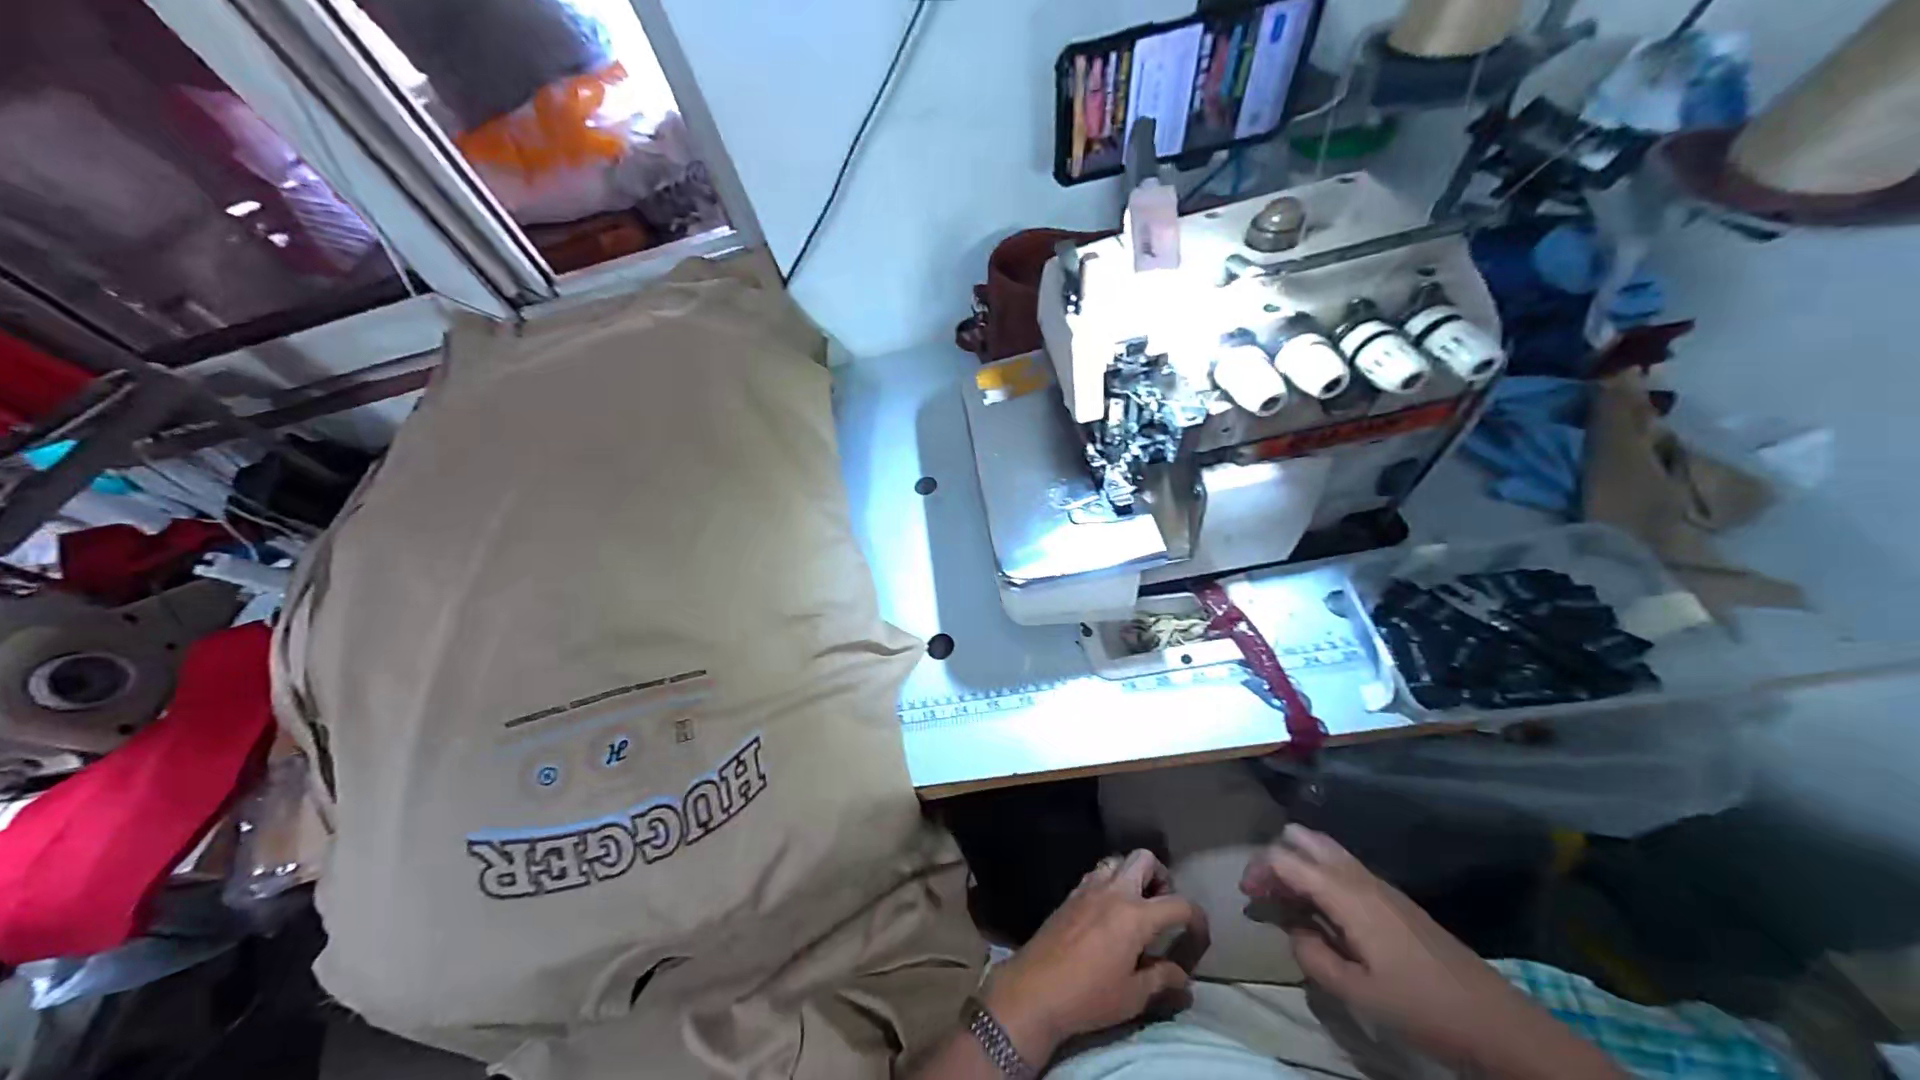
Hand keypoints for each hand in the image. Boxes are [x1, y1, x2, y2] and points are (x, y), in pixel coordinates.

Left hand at [982, 850, 1210, 1064]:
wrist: (1034, 990)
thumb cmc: (1089, 996)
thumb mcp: (1134, 996)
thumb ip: (1162, 979)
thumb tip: (1182, 977)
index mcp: (1136, 915)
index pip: (1179, 904)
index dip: (1197, 918)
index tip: (1199, 936)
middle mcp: (1113, 891)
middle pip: (1144, 858)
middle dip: (1161, 877)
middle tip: (1162, 907)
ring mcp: (1088, 889)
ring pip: (1116, 860)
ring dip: (1131, 875)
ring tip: (1135, 907)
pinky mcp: (1069, 895)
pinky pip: (1095, 874)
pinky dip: (1109, 883)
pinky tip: (1107, 913)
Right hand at [1242, 825, 1625, 1079]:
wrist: (1498, 1023)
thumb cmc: (1423, 1008)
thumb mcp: (1357, 993)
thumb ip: (1313, 957)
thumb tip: (1292, 930)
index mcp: (1348, 896)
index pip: (1287, 858)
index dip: (1259, 868)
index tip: (1247, 895)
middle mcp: (1362, 879)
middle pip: (1307, 841)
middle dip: (1277, 856)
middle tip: (1263, 887)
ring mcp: (1382, 886)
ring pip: (1328, 850)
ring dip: (1299, 861)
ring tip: (1284, 891)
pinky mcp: (1396, 900)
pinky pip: (1345, 867)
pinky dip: (1320, 872)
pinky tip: (1320, 903)